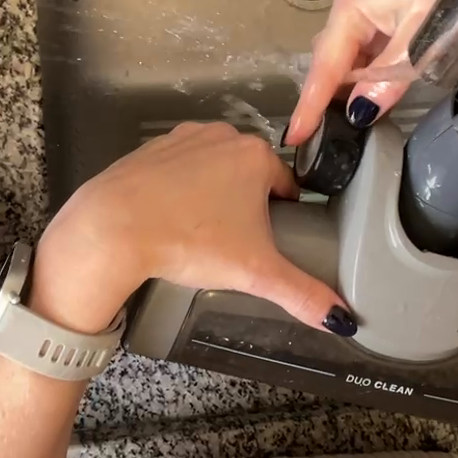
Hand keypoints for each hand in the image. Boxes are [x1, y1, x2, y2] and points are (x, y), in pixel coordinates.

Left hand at [33, 123, 349, 335]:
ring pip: (214, 168)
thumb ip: (302, 293)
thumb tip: (343, 321)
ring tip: (200, 230)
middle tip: (231, 242)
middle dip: (246, 204)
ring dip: (214, 193)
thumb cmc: (191, 241)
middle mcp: (224, 136)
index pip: (286, 185)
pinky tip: (170, 215)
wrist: (113, 227)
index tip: (266, 241)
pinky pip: (179, 167)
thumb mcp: (254, 272)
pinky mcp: (150, 147)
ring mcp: (184, 137)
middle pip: (250, 175)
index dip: (281, 217)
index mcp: (256, 156)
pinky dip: (179, 187)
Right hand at [287, 0, 457, 145]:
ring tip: (347, 116)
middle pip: (330, 56)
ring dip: (350, 80)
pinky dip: (369, 64)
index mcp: (351, 5)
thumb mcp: (422, 40)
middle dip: (326, 94)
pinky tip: (376, 83)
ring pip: (350, 49)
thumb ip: (388, 79)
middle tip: (322, 134)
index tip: (294, 137)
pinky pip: (368, 39)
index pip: (324, 66)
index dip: (310, 105)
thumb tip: (360, 112)